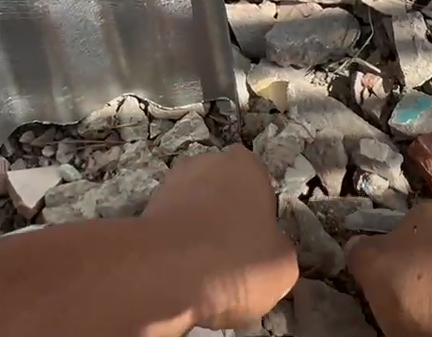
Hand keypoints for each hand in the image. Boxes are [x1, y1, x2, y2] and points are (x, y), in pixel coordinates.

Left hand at [142, 146, 298, 328]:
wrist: (167, 272)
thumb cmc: (236, 260)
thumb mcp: (282, 266)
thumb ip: (280, 248)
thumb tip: (270, 248)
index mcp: (246, 165)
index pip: (258, 184)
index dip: (258, 215)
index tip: (257, 245)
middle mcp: (208, 160)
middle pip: (224, 191)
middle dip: (225, 217)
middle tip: (231, 258)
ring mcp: (174, 180)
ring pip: (194, 206)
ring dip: (198, 229)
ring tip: (202, 271)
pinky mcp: (148, 204)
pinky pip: (171, 225)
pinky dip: (175, 243)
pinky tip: (179, 271)